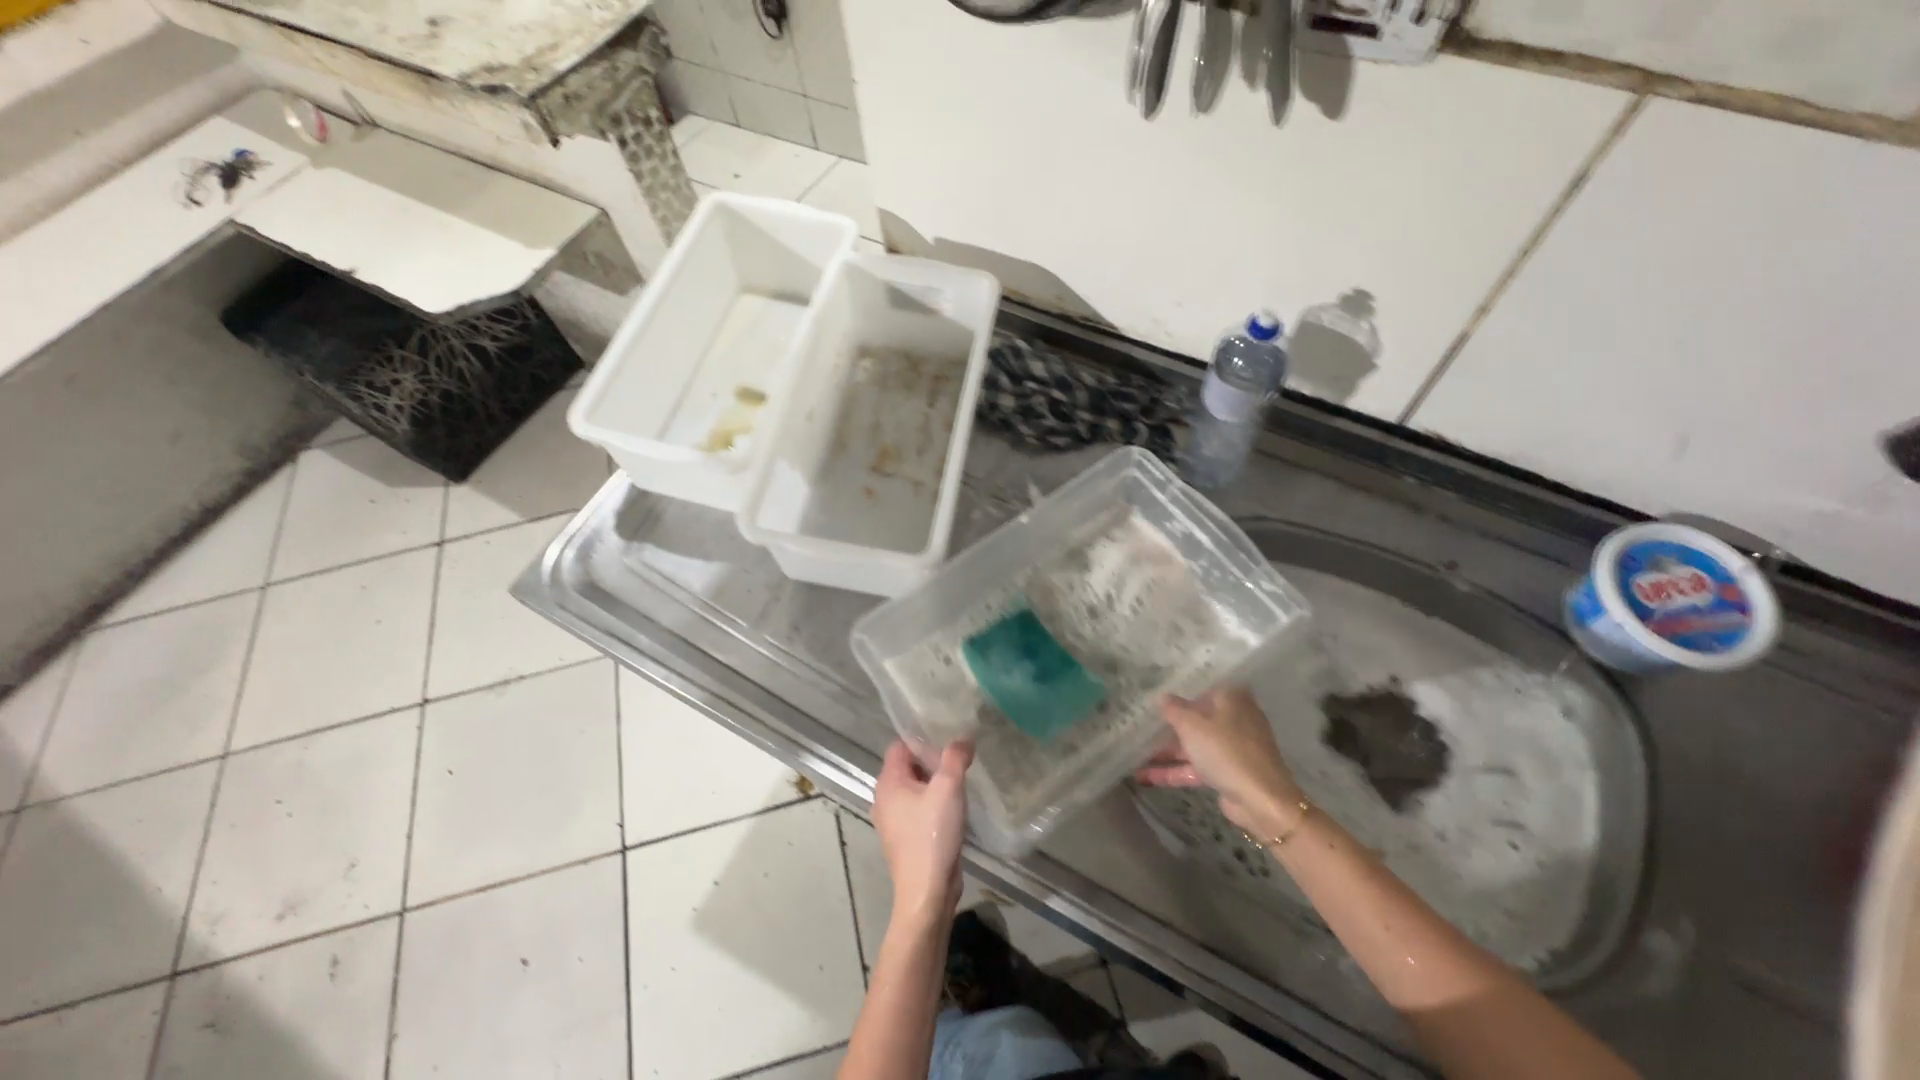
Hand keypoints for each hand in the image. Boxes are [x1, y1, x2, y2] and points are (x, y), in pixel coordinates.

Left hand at [873, 740, 972, 925]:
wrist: (926, 890)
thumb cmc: (932, 834)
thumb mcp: (948, 789)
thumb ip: (955, 758)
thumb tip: (963, 737)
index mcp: (887, 783)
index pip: (900, 746)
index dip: (923, 740)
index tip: (949, 742)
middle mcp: (883, 799)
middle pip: (907, 767)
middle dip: (932, 762)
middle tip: (960, 763)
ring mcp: (892, 821)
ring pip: (914, 791)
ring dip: (935, 786)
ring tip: (960, 785)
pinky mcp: (904, 838)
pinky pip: (917, 811)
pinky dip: (933, 806)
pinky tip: (954, 811)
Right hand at [1136, 686, 1307, 838]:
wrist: (1260, 798)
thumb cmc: (1226, 751)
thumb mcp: (1192, 726)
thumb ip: (1174, 710)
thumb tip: (1162, 697)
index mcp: (1232, 699)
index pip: (1201, 690)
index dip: (1178, 695)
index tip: (1154, 700)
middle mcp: (1235, 719)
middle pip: (1197, 719)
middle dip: (1169, 727)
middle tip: (1140, 727)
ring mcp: (1233, 747)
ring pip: (1195, 745)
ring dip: (1167, 752)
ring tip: (1135, 756)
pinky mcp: (1229, 772)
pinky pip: (1198, 766)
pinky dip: (1175, 770)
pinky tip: (1146, 777)